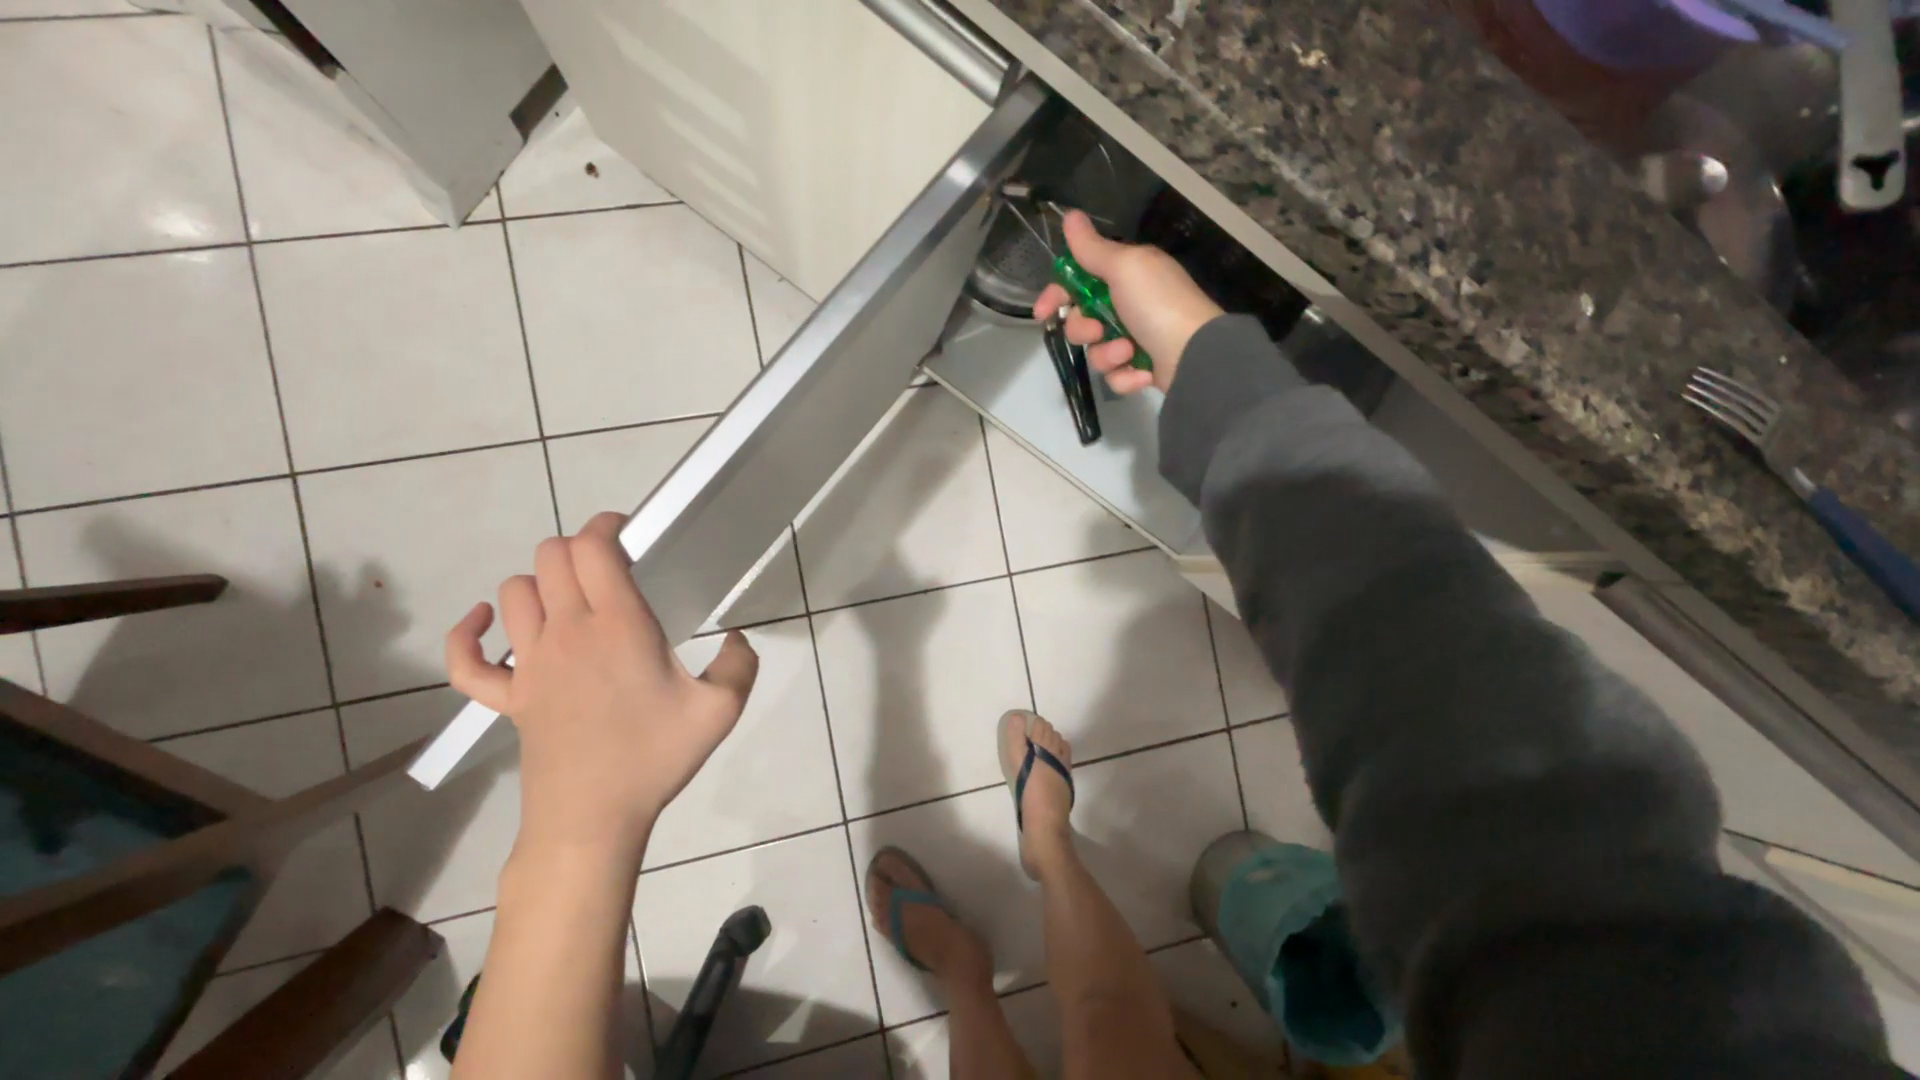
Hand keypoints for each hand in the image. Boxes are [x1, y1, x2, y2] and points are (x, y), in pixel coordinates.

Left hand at [446, 512, 758, 856]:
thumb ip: (740, 665)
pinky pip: (466, 660)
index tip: (627, 532)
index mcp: (619, 626)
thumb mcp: (720, 710)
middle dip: (578, 548)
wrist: (593, 817)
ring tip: (570, 600)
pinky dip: (467, 635)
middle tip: (608, 568)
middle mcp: (568, 632)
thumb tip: (738, 638)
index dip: (606, 525)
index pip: (594, 548)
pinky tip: (485, 625)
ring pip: (514, 593)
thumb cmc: (655, 758)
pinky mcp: (507, 698)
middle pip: (552, 558)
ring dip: (539, 583)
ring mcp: (530, 664)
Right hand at [1031, 209, 1223, 394]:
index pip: (1079, 281)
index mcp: (1127, 275)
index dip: (1057, 294)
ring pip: (1096, 351)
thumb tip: (1070, 216)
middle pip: (1082, 319)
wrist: (1195, 355)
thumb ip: (1093, 248)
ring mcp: (1137, 338)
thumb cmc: (1158, 305)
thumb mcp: (1125, 268)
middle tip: (1098, 331)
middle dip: (1083, 329)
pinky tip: (1142, 373)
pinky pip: (1116, 376)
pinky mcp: (1142, 369)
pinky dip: (1125, 377)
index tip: (1042, 312)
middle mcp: (1130, 304)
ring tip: (1129, 353)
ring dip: (1107, 354)